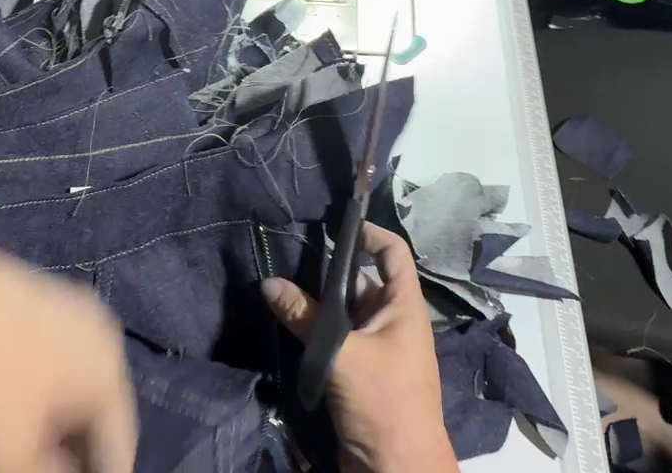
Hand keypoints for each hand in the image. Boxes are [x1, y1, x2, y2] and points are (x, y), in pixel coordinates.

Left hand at [0, 239, 137, 472]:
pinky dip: (40, 382)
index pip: (117, 446)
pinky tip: (9, 397)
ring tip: (26, 440)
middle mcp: (102, 330)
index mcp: (110, 369)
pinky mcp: (38, 290)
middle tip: (46, 466)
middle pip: (97, 409)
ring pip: (73, 377)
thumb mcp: (11, 456)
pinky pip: (52, 351)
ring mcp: (70, 303)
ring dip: (57, 415)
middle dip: (75, 445)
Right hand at [261, 223, 456, 472]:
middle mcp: (390, 319)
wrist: (397, 472)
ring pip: (341, 309)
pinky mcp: (356, 370)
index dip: (368, 232)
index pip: (392, 252)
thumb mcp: (342, 355)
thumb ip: (304, 317)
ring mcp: (373, 346)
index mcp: (403, 306)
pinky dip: (311, 327)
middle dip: (325, 267)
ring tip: (275, 280)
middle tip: (284, 251)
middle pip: (358, 278)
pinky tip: (282, 318)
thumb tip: (268, 283)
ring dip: (313, 300)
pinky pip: (332, 336)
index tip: (333, 224)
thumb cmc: (385, 403)